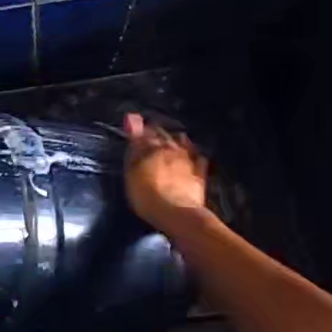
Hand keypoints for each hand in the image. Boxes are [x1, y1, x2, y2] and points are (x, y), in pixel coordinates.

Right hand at [122, 112, 211, 231]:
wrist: (176, 214)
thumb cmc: (146, 193)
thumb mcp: (132, 169)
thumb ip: (134, 143)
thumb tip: (132, 118)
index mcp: (154, 147)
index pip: (145, 132)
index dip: (139, 128)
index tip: (134, 124)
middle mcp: (172, 149)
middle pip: (164, 136)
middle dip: (157, 133)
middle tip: (150, 133)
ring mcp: (188, 161)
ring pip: (183, 144)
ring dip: (176, 140)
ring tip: (172, 140)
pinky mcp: (200, 175)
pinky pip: (198, 159)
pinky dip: (194, 155)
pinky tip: (194, 156)